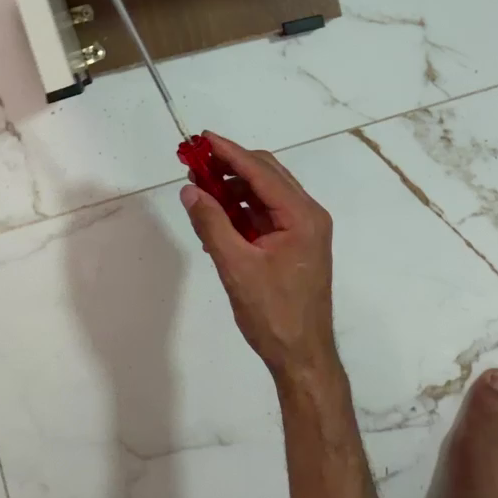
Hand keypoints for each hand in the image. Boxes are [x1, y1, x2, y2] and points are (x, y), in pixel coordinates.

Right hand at [181, 133, 338, 382]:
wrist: (302, 358)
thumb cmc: (273, 314)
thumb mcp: (236, 267)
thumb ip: (212, 224)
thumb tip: (189, 190)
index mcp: (301, 216)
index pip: (260, 171)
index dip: (229, 152)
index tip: (202, 139)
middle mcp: (308, 215)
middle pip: (266, 175)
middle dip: (230, 166)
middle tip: (195, 165)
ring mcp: (304, 230)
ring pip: (265, 193)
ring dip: (234, 188)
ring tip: (201, 192)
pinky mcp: (295, 244)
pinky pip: (266, 214)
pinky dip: (242, 210)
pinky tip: (217, 218)